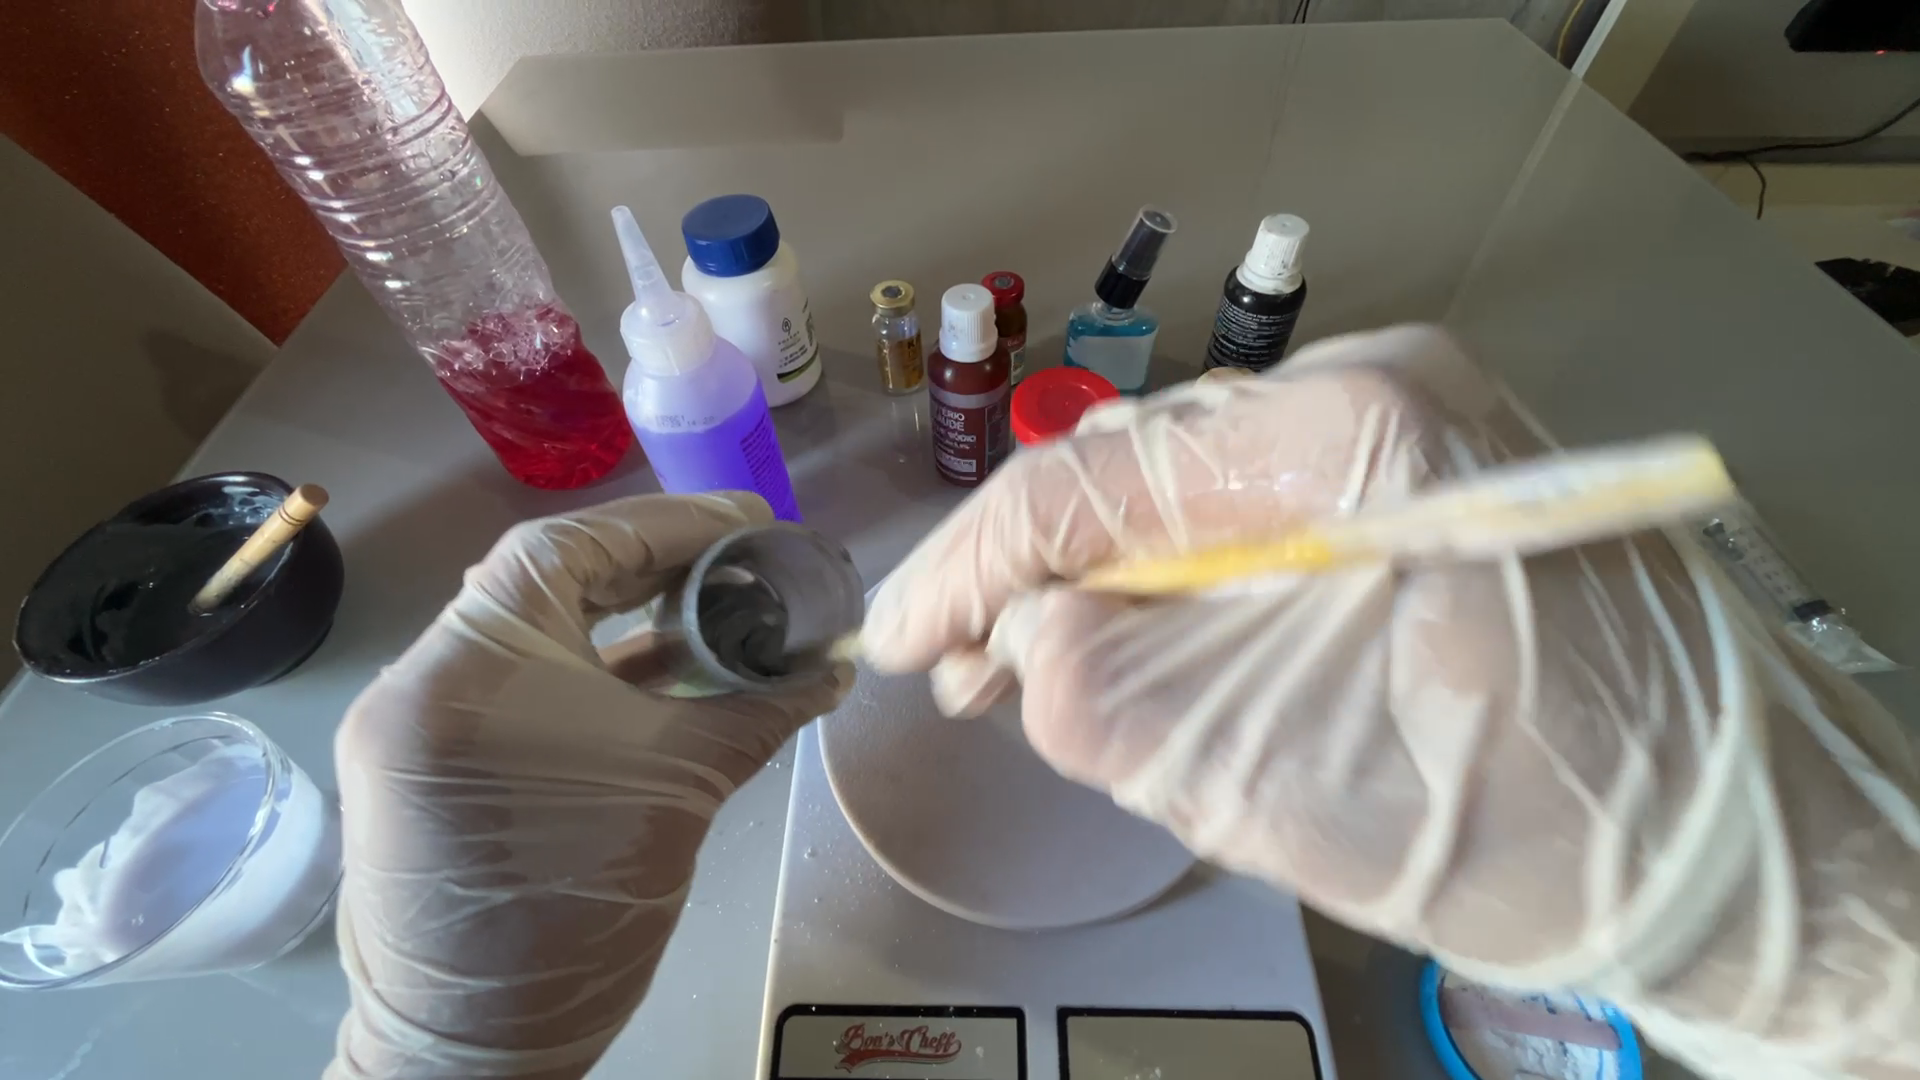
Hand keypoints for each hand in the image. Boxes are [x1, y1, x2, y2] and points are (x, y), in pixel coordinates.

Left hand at [326, 493, 850, 1079]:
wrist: (478, 1050)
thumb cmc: (578, 910)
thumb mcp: (685, 787)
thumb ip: (765, 709)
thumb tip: (836, 668)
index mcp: (472, 670)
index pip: (567, 548)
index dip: (664, 522)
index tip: (744, 519)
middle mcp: (429, 675)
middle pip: (556, 576)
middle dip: (656, 557)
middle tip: (740, 547)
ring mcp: (426, 714)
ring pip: (547, 624)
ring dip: (636, 607)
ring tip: (720, 591)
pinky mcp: (444, 750)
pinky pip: (536, 676)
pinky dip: (609, 659)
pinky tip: (679, 656)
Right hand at [861, 326, 1919, 1079]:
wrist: (1731, 853)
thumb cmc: (1519, 830)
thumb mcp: (1270, 776)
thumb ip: (1108, 693)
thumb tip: (1015, 635)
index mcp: (1349, 434)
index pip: (1094, 482)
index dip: (971, 564)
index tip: (896, 635)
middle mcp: (1358, 390)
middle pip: (1123, 471)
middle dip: (1015, 572)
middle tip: (945, 659)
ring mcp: (1374, 421)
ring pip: (1161, 490)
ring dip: (1074, 576)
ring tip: (1000, 660)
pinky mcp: (1376, 474)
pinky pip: (1217, 512)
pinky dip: (1144, 575)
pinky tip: (1096, 628)